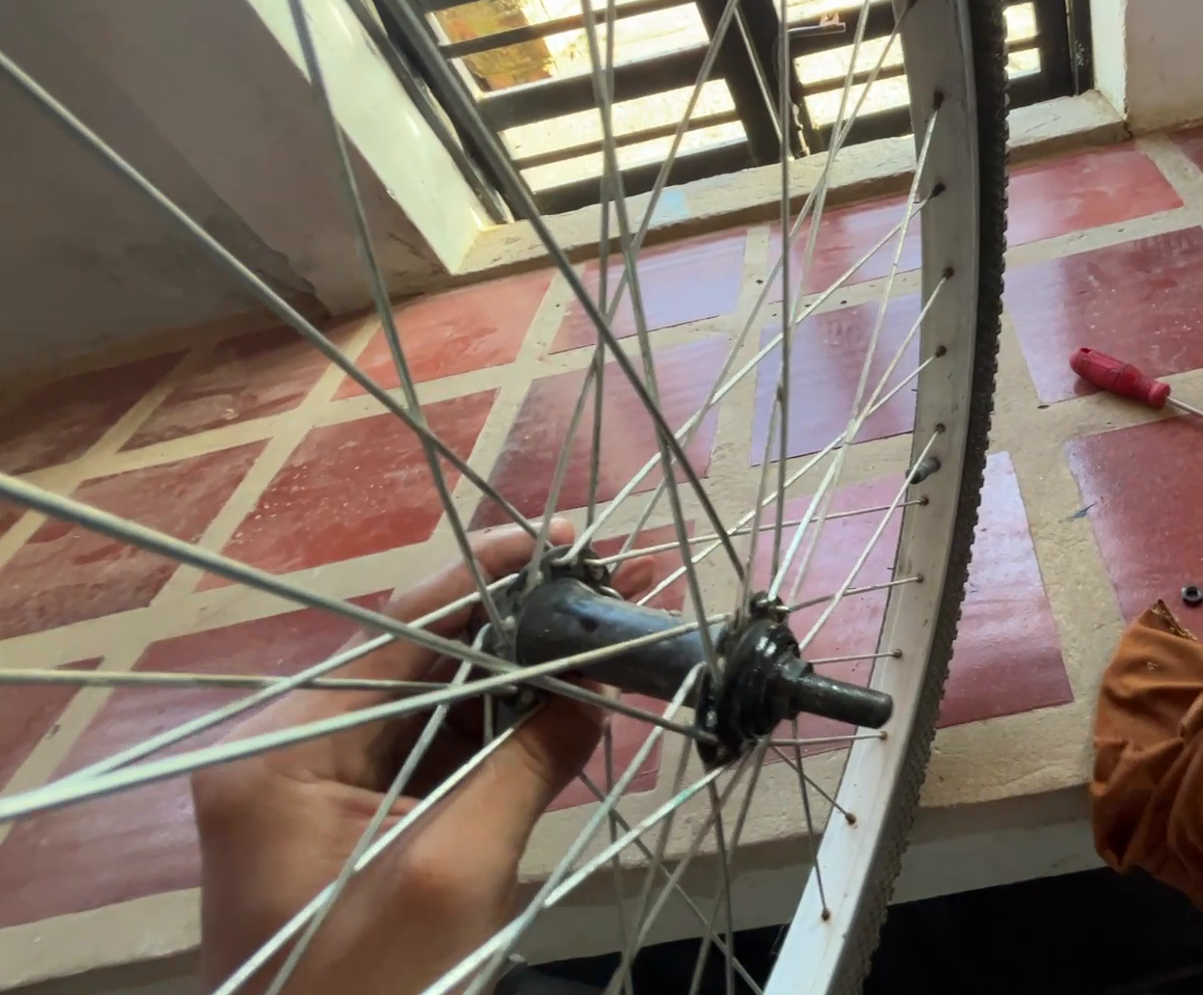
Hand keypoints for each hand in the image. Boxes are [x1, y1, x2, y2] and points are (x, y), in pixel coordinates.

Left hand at [193, 519, 656, 994]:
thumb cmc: (370, 989)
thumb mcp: (454, 867)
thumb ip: (528, 759)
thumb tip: (602, 684)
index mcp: (294, 748)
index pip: (405, 627)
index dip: (490, 573)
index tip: (568, 539)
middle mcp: (321, 742)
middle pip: (444, 649)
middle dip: (536, 610)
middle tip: (616, 574)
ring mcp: (363, 773)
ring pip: (470, 687)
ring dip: (547, 654)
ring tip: (622, 612)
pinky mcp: (404, 800)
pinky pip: (479, 733)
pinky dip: (540, 707)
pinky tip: (597, 679)